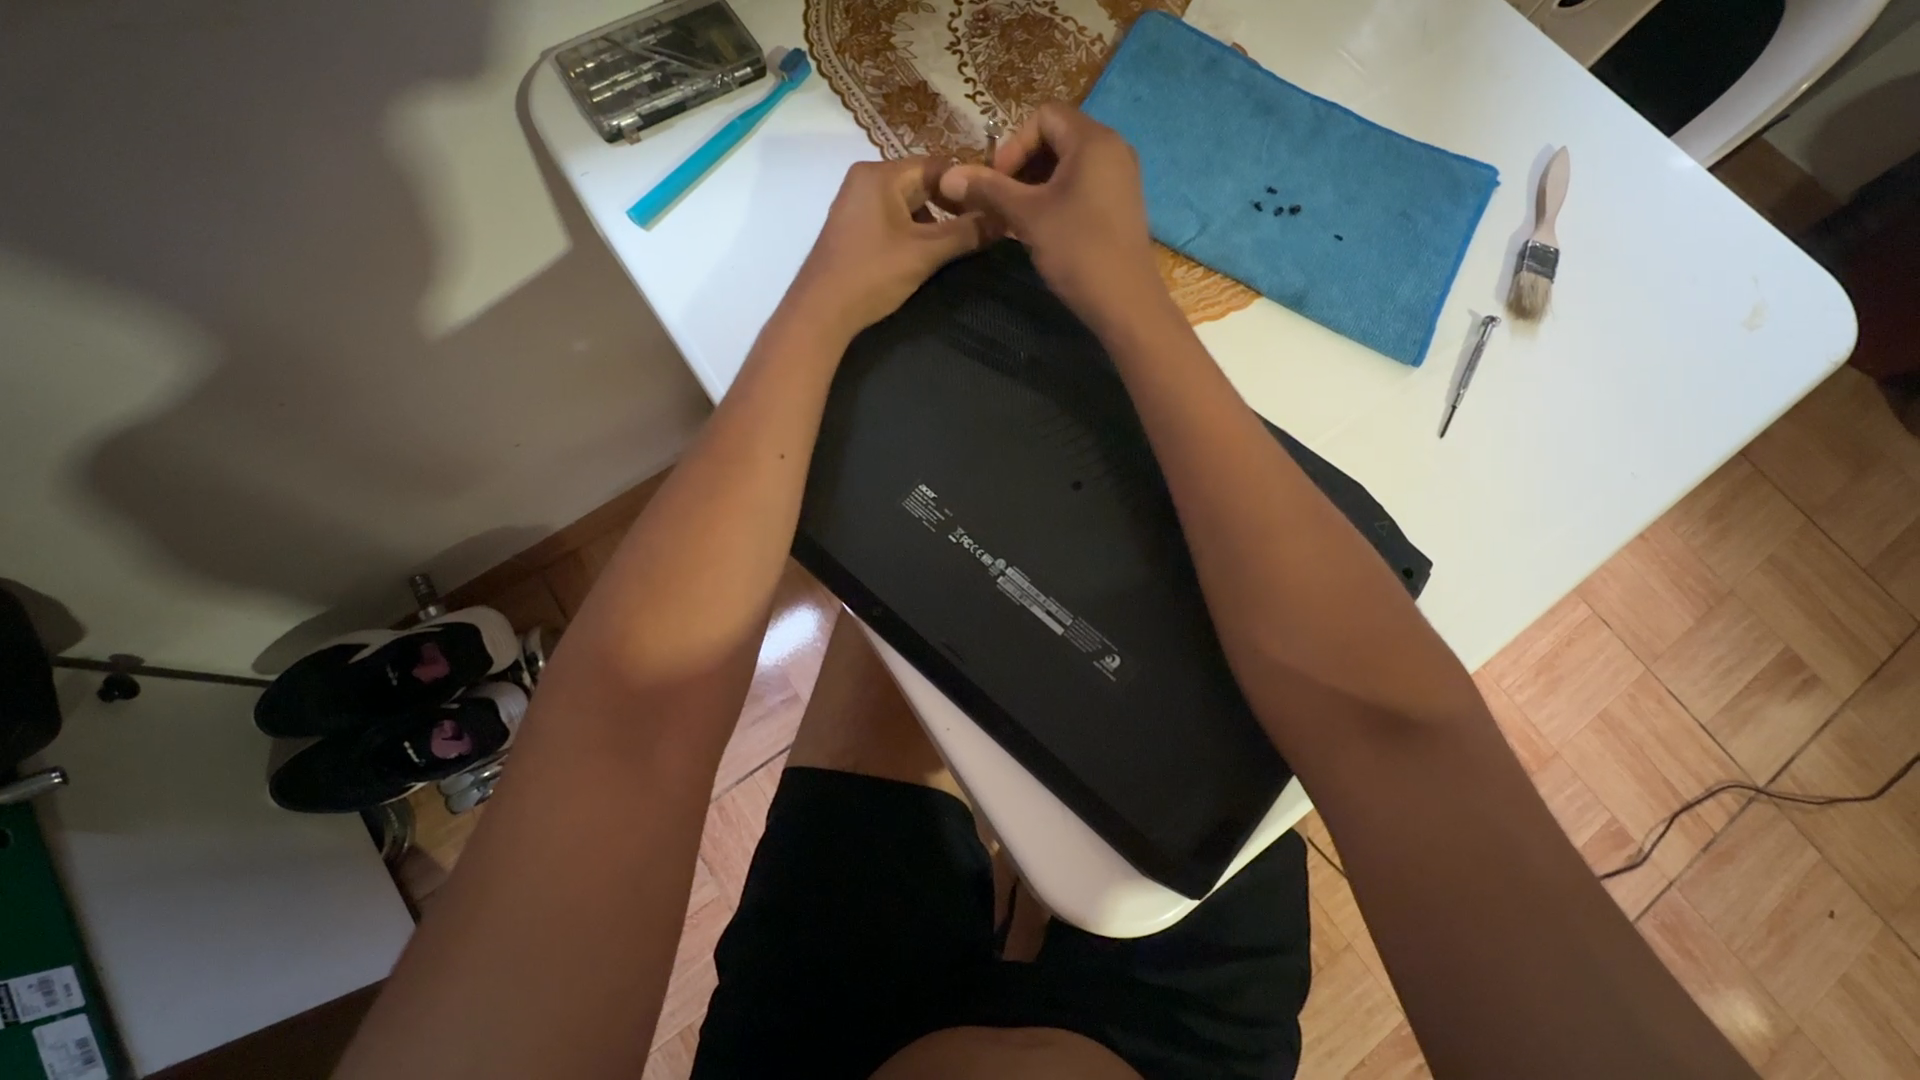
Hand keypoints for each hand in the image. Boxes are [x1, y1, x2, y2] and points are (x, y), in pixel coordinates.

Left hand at [782, 157, 990, 342]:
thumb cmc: (872, 275)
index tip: (994, 204)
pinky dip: (912, 230)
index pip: (937, 165)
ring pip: (907, 202)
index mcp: (881, 174)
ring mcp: (855, 202)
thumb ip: (966, 233)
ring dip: (933, 220)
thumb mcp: (925, 253)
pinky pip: (891, 217)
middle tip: (981, 226)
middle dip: (951, 204)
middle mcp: (865, 179)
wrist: (820, 311)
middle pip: (921, 182)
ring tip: (957, 243)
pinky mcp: (852, 226)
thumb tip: (1003, 219)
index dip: (968, 184)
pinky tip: (925, 253)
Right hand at [937, 103, 1165, 330]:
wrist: (1125, 302)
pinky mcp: (1121, 203)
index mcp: (1093, 140)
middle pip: (1056, 137)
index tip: (998, 183)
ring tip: (1015, 217)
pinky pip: (1082, 185)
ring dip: (1035, 184)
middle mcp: (1112, 148)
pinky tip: (1040, 227)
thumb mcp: (1027, 216)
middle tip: (1002, 200)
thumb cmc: (1077, 250)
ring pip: (1067, 164)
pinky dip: (1056, 197)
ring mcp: (1120, 177)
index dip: (1013, 144)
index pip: (1043, 116)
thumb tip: (947, 176)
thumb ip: (988, 190)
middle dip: (1022, 165)